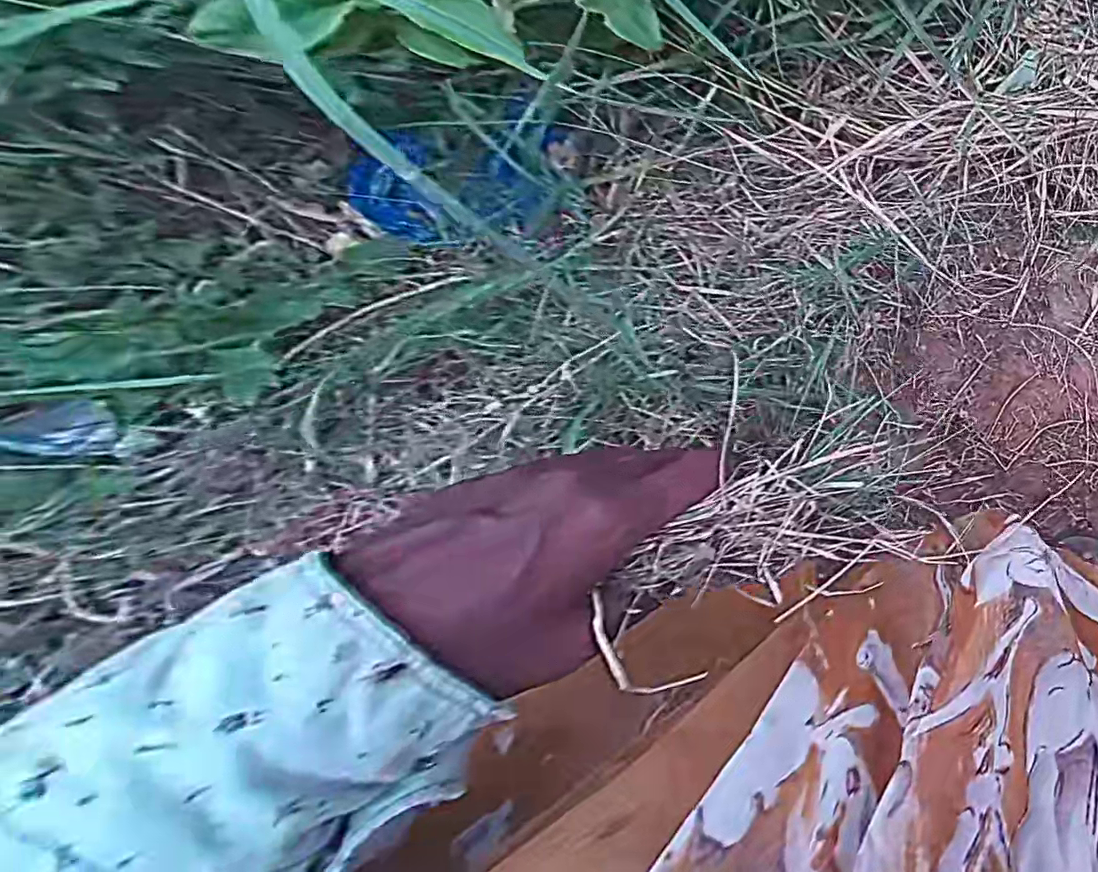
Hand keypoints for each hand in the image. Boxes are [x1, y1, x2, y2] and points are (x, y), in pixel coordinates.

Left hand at [332, 447, 720, 697]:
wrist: (364, 624)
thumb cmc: (481, 642)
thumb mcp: (574, 641)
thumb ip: (635, 596)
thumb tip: (670, 573)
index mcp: (611, 515)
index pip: (695, 471)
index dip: (726, 479)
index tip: (734, 498)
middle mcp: (586, 476)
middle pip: (663, 456)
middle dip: (686, 478)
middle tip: (689, 515)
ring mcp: (545, 466)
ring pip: (620, 457)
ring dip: (641, 478)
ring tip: (632, 518)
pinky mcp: (510, 470)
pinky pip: (577, 465)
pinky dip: (598, 481)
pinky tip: (573, 517)